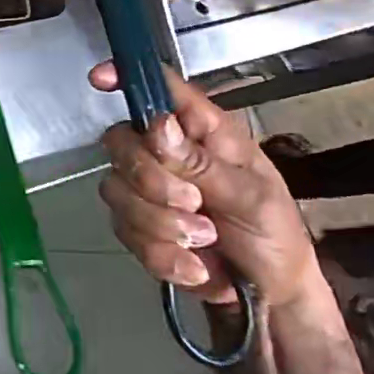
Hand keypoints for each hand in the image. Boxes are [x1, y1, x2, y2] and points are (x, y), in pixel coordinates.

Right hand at [89, 61, 318, 306]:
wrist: (271, 298)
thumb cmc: (274, 232)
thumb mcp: (253, 197)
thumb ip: (203, 163)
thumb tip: (158, 124)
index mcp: (199, 129)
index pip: (157, 87)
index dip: (125, 75)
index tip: (99, 79)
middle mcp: (164, 149)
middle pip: (121, 142)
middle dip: (152, 182)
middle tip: (195, 206)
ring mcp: (145, 187)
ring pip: (116, 190)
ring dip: (160, 224)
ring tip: (204, 241)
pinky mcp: (136, 224)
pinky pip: (123, 230)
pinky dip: (160, 254)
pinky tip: (194, 266)